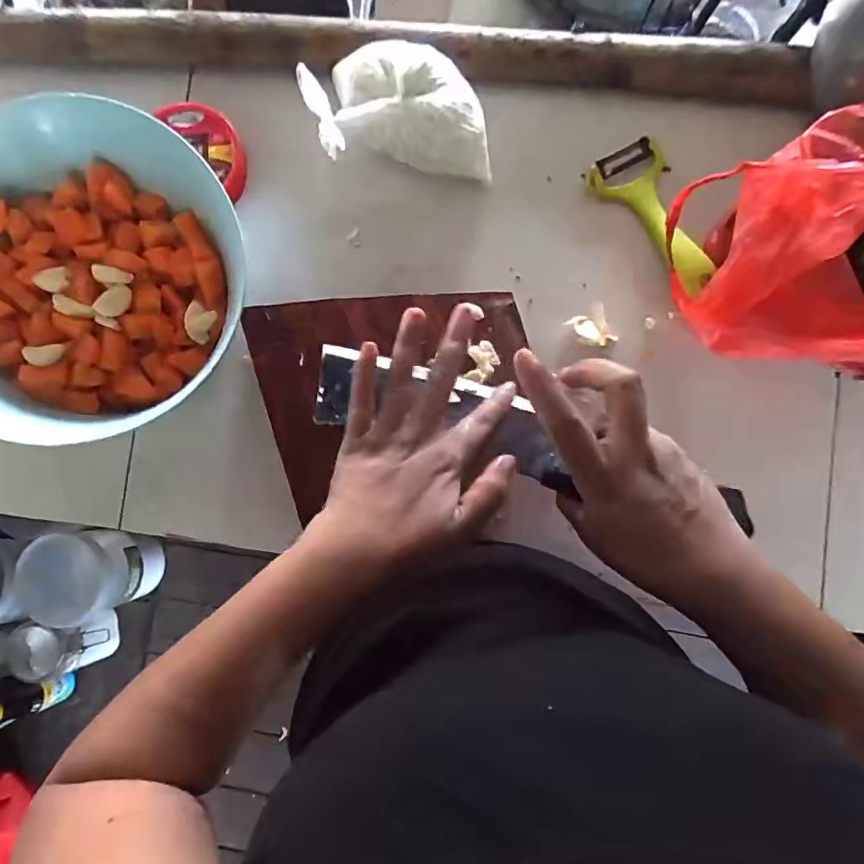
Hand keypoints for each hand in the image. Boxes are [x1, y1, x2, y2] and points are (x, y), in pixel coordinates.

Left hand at [302, 305, 517, 576]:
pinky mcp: (355, 442)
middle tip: (467, 311)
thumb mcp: (461, 529)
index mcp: (445, 460)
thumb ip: (489, 494)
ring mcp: (383, 436)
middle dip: (454, 347)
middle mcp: (417, 438)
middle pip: (439, 386)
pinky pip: (359, 404)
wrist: (353, 552)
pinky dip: (362, 376)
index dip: (496, 402)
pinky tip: (367, 346)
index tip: (510, 380)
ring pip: (399, 385)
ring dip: (408, 347)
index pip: (478, 424)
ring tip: (416, 311)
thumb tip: (510, 459)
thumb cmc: (409, 545)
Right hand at [512, 350, 756, 598]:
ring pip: (628, 419)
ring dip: (606, 426)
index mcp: (606, 476)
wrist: (717, 569)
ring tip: (600, 466)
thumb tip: (562, 480)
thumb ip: (572, 499)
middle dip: (592, 368)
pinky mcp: (682, 453)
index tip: (525, 358)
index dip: (543, 386)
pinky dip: (626, 449)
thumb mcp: (593, 534)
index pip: (568, 422)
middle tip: (569, 379)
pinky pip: (643, 440)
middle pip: (622, 384)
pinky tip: (632, 484)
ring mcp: (665, 447)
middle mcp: (637, 451)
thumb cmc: (646, 560)